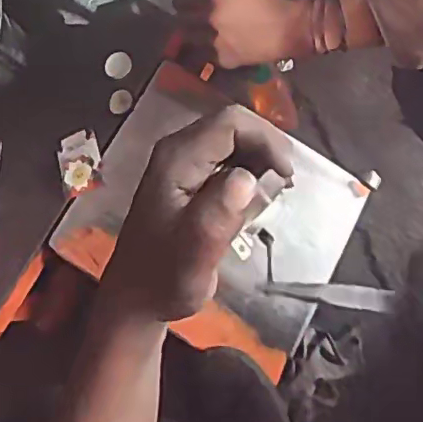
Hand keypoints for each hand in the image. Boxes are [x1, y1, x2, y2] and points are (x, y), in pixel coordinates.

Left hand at [102, 106, 294, 321]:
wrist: (136, 298)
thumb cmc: (163, 278)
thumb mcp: (193, 253)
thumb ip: (218, 214)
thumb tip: (248, 178)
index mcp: (177, 158)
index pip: (231, 124)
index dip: (266, 141)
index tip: (286, 175)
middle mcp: (180, 150)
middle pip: (235, 125)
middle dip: (267, 147)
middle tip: (286, 183)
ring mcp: (185, 162)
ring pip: (235, 139)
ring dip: (262, 158)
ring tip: (277, 190)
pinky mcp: (193, 176)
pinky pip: (230, 157)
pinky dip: (252, 169)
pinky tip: (260, 196)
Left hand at [176, 0, 315, 68]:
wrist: (291, 28)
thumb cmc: (274, 0)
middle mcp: (210, 19)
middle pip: (184, 18)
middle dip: (184, 15)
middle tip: (187, 14)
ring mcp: (215, 42)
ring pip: (192, 39)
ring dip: (194, 35)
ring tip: (195, 33)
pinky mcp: (225, 60)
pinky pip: (211, 56)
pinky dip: (213, 51)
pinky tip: (217, 48)